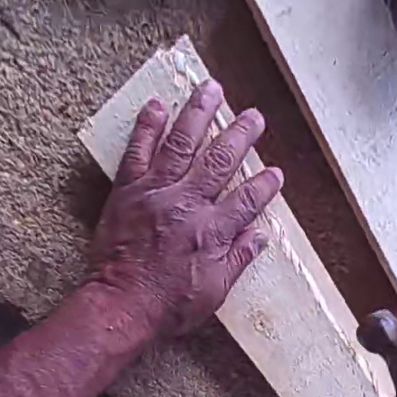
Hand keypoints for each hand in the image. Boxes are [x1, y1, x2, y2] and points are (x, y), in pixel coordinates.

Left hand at [85, 79, 283, 339]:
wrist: (121, 307)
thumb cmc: (167, 308)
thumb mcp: (213, 293)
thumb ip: (237, 259)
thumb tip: (259, 236)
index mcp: (212, 232)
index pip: (247, 201)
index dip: (264, 186)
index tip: (275, 173)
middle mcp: (188, 205)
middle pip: (220, 161)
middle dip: (241, 135)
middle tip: (254, 116)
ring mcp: (156, 194)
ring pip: (182, 143)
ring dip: (199, 113)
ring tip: (211, 88)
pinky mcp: (127, 193)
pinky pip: (138, 152)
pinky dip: (147, 126)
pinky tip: (157, 106)